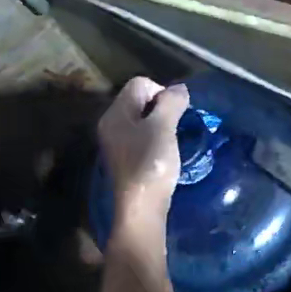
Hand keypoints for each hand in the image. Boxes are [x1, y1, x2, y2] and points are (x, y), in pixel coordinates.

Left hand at [98, 77, 190, 229]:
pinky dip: (154, 139)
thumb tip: (180, 89)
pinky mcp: (124, 158)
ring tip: (171, 139)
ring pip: (141, 120)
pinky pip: (140, 137)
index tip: (175, 114)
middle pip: (138, 100)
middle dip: (161, 107)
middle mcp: (110, 124)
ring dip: (160, 124)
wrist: (141, 208)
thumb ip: (171, 104)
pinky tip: (164, 153)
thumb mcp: (164, 129)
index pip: (140, 84)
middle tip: (175, 126)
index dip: (162, 91)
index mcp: (116, 113)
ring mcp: (116, 143)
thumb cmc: (151, 164)